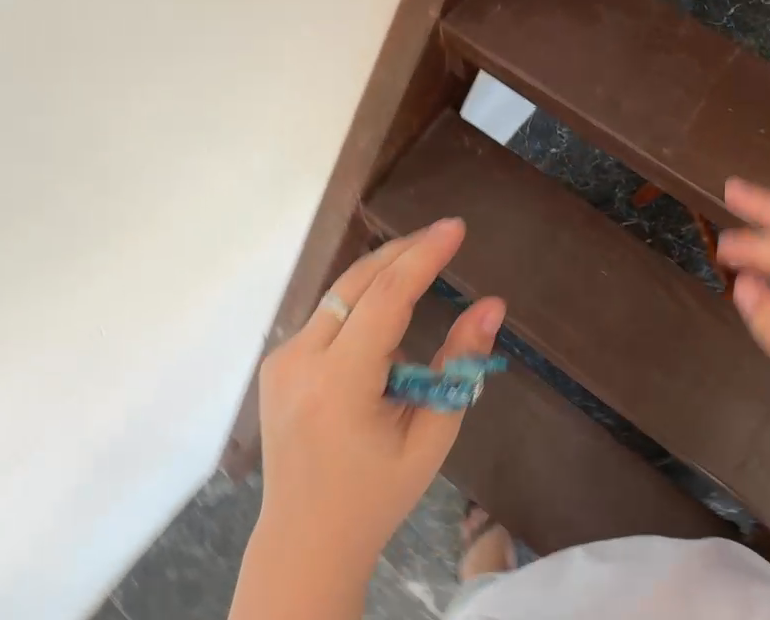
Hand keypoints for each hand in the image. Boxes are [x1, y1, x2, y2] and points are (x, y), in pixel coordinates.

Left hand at [254, 218, 504, 567]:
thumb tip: (491, 307)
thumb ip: (459, 366)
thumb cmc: (377, 495)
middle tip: (445, 234)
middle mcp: (300, 361)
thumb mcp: (431, 437)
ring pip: (341, 295)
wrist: (305, 541)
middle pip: (357, 283)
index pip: (385, 298)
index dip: (423, 257)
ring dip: (384, 280)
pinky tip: (387, 331)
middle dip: (404, 251)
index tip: (455, 228)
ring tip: (423, 278)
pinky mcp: (277, 364)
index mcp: (338, 384)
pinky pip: (329, 317)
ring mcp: (281, 361)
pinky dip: (363, 308)